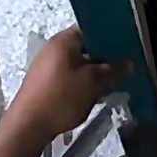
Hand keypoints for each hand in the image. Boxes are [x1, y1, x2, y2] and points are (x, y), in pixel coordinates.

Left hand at [7, 27, 126, 145]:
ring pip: (78, 64)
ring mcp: (46, 66)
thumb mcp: (93, 83)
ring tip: (111, 84)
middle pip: (86, 47)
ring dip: (94, 73)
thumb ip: (113, 70)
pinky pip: (69, 76)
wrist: (27, 127)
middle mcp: (53, 49)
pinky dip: (82, 83)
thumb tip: (129, 62)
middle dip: (105, 58)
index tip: (125, 48)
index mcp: (63, 40)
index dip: (110, 37)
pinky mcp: (44, 83)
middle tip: (123, 69)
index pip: (91, 29)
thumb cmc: (61, 97)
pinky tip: (94, 95)